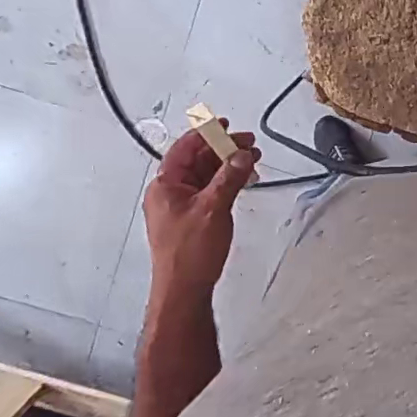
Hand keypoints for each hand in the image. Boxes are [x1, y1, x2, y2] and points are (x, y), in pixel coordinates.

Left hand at [144, 126, 260, 303]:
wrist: (184, 291)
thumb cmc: (188, 255)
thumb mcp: (214, 208)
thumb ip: (229, 177)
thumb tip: (240, 156)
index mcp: (165, 185)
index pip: (185, 148)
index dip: (206, 133)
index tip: (224, 126)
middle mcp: (170, 194)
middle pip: (197, 160)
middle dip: (223, 150)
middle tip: (246, 144)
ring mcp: (181, 207)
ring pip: (206, 176)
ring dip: (228, 166)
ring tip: (250, 161)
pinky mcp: (192, 220)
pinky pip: (210, 191)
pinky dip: (226, 183)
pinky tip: (242, 181)